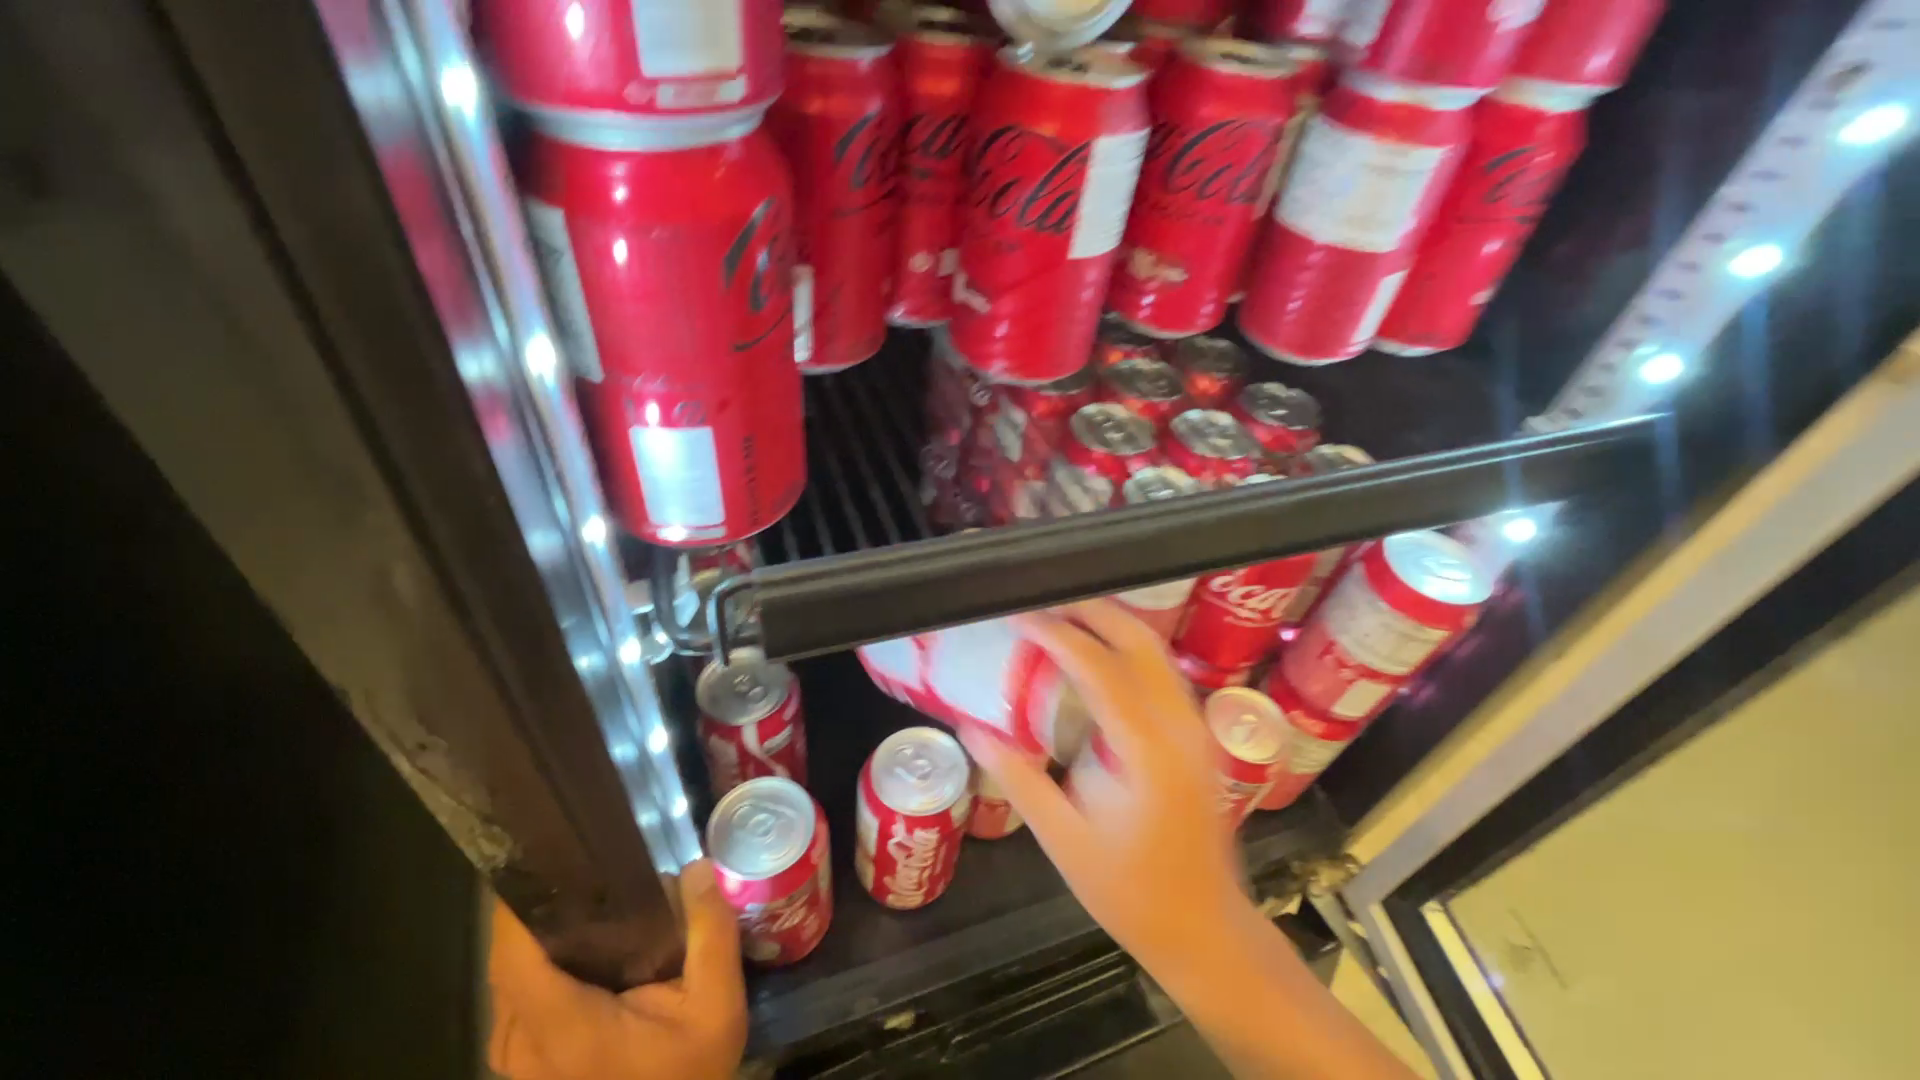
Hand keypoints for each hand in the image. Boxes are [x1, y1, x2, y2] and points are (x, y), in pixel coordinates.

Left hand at [487, 860, 747, 1079]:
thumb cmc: (684, 1075)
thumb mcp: (716, 1007)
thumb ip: (711, 935)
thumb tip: (698, 868)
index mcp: (561, 1028)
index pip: (513, 952)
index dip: (519, 900)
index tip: (551, 851)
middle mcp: (520, 1044)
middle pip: (510, 957)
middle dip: (543, 909)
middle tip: (593, 869)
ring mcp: (512, 1058)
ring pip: (510, 976)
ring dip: (540, 938)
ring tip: (591, 902)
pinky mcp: (518, 1064)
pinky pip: (517, 998)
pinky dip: (541, 967)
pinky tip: (585, 952)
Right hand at [956, 599, 1245, 969]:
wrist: (1203, 929)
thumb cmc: (1130, 892)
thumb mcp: (1063, 839)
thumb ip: (1018, 778)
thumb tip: (972, 729)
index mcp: (1147, 751)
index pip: (1100, 668)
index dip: (1056, 635)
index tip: (1019, 618)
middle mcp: (1180, 728)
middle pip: (1140, 641)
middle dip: (1091, 611)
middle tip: (1042, 604)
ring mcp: (1197, 730)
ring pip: (1157, 651)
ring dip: (1113, 626)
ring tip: (1063, 620)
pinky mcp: (1199, 739)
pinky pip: (1164, 674)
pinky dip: (1129, 652)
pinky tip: (1097, 661)